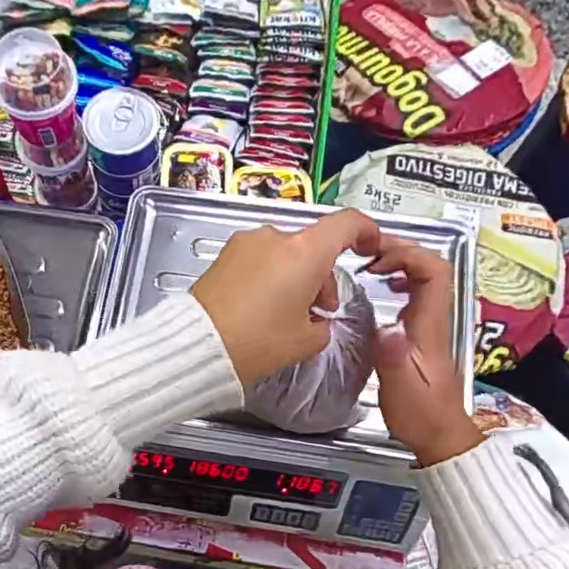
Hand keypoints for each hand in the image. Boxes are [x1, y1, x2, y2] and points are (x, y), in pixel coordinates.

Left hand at [191, 208, 381, 380]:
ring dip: (293, 276)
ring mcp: (246, 243)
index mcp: (305, 252)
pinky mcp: (224, 255)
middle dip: (320, 275)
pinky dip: (268, 276)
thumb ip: (323, 324)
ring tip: (285, 314)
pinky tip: (261, 308)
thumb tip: (317, 321)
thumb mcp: (305, 341)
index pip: (347, 223)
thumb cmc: (255, 341)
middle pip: (312, 245)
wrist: (199, 345)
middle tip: (318, 310)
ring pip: (284, 252)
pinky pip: (258, 259)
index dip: (365, 231)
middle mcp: (275, 238)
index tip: (368, 244)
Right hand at [369, 235, 483, 466]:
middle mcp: (434, 320)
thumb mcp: (400, 388)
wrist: (441, 436)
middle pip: (431, 266)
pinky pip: (416, 293)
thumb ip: (393, 356)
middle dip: (401, 250)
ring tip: (372, 263)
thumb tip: (385, 327)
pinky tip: (384, 287)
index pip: (434, 271)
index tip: (376, 260)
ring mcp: (430, 326)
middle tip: (368, 252)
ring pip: (425, 277)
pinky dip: (400, 280)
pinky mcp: (422, 334)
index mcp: (430, 326)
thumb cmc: (420, 415)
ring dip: (400, 262)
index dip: (408, 254)